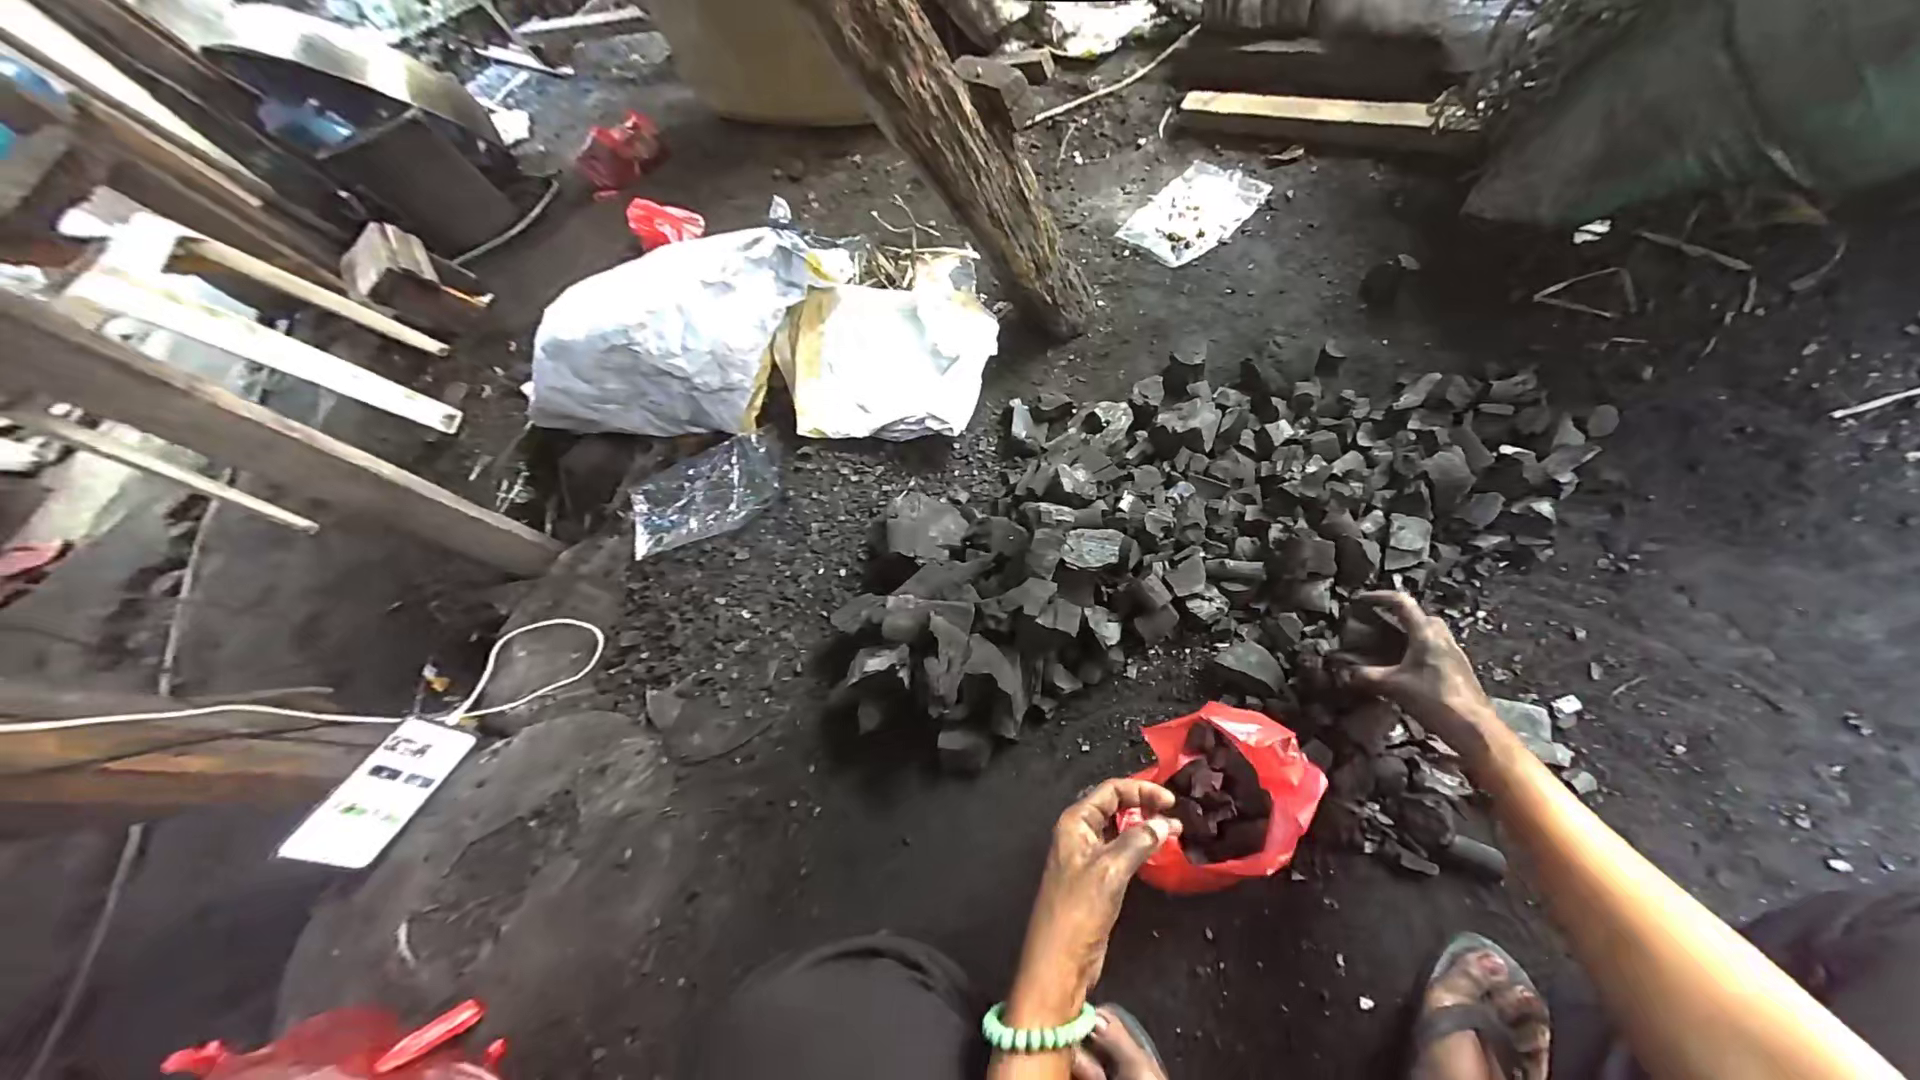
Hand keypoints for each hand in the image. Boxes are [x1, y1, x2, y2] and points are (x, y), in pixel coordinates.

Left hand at [1004, 779, 1180, 1028]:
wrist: (1060, 958)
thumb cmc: (1079, 908)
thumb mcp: (1111, 870)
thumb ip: (1138, 841)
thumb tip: (1165, 822)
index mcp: (1075, 822)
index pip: (1110, 790)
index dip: (1141, 790)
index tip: (1171, 800)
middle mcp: (1079, 832)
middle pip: (1114, 805)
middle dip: (1143, 804)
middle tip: (1174, 813)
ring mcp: (1087, 855)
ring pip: (1118, 828)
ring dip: (1143, 825)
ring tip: (1172, 830)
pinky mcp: (1096, 877)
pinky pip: (1120, 849)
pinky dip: (1139, 846)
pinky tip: (1157, 851)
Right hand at [1334, 591, 1497, 758]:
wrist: (1474, 728)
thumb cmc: (1434, 700)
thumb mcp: (1392, 686)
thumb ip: (1366, 676)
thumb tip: (1344, 672)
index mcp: (1426, 635)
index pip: (1402, 603)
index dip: (1379, 597)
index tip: (1360, 600)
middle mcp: (1443, 639)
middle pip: (1421, 616)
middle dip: (1399, 615)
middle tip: (1379, 624)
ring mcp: (1455, 654)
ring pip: (1431, 632)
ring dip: (1411, 633)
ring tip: (1391, 646)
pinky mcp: (1459, 670)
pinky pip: (1436, 649)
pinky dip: (1420, 650)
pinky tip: (1408, 668)